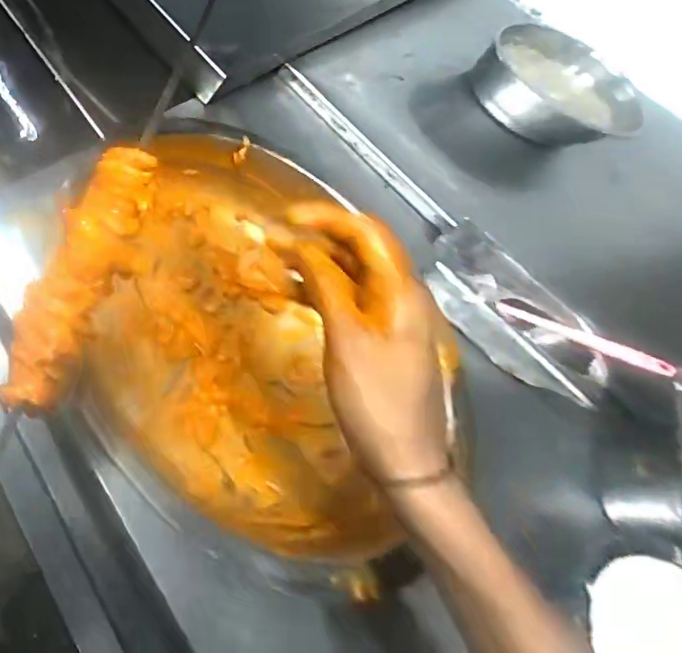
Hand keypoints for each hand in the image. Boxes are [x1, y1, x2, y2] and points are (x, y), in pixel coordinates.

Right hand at [285, 202, 448, 483]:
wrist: (406, 464)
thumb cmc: (376, 400)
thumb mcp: (346, 338)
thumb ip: (326, 285)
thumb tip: (301, 246)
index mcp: (401, 289)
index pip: (367, 231)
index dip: (326, 217)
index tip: (284, 219)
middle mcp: (400, 294)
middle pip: (359, 247)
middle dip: (317, 236)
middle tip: (274, 238)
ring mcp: (390, 315)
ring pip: (350, 271)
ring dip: (314, 261)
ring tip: (274, 261)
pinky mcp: (378, 334)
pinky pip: (347, 296)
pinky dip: (319, 287)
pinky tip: (291, 292)